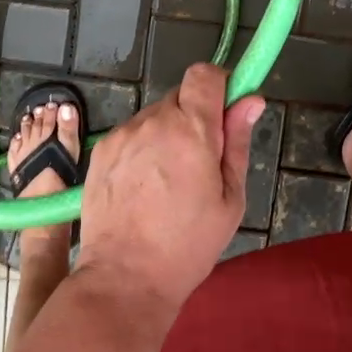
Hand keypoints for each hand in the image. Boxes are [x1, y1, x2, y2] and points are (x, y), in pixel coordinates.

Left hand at [72, 63, 264, 309]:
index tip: (224, 113)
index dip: (217, 86)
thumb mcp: (230, 199)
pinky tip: (143, 188)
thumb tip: (251, 99)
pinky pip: (131, 134)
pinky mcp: (101, 149)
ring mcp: (123, 133)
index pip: (204, 74)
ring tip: (168, 183)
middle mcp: (154, 120)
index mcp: (192, 130)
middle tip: (199, 163)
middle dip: (193, 118)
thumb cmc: (188, 245)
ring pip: (154, 116)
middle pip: (180, 96)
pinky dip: (142, 149)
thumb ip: (238, 142)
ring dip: (166, 134)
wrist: (124, 277)